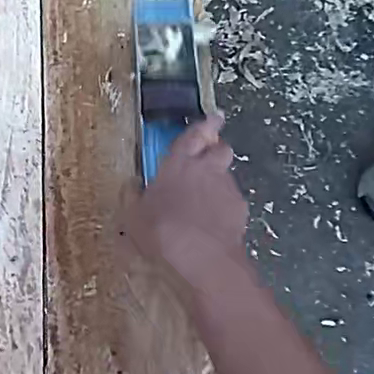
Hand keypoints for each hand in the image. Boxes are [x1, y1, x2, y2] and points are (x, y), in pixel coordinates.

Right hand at [125, 113, 247, 279]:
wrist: (202, 256)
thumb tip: (133, 187)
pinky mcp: (240, 209)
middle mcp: (207, 169)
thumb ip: (134, 197)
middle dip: (217, 150)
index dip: (207, 124)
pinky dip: (226, 208)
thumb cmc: (161, 231)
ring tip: (206, 204)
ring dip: (219, 183)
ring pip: (227, 177)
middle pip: (221, 149)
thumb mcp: (133, 216)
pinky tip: (215, 225)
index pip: (196, 133)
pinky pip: (233, 202)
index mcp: (179, 163)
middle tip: (207, 160)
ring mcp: (227, 188)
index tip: (215, 117)